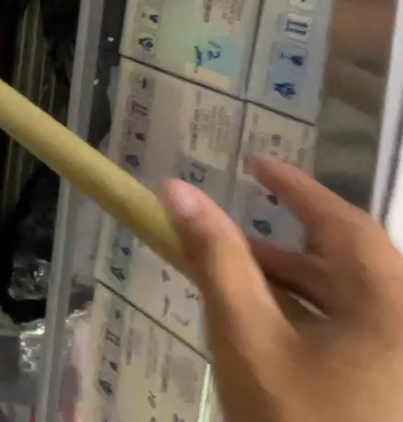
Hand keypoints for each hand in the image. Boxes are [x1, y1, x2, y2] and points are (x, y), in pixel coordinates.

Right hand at [161, 158, 402, 421]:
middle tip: (230, 231)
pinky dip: (330, 316)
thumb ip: (216, 257)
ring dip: (307, 281)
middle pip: (363, 265)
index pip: (348, 226)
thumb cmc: (300, 417)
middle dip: (293, 242)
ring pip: (370, 302)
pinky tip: (285, 327)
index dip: (299, 189)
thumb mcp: (246, 335)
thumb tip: (178, 187)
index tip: (254, 162)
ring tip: (244, 278)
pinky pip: (378, 334)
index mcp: (395, 310)